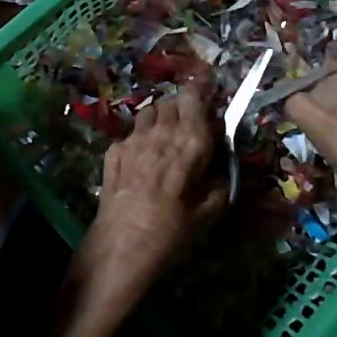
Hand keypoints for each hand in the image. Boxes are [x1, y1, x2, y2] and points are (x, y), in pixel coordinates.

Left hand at [77, 87, 223, 312]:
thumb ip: (221, 179)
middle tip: (187, 128)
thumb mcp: (211, 209)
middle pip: (171, 102)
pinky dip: (138, 140)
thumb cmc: (173, 229)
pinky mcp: (113, 150)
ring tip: (163, 139)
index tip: (206, 99)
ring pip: (148, 112)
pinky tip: (140, 161)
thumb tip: (223, 163)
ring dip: (158, 120)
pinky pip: (130, 134)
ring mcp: (134, 138)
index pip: (195, 96)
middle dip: (181, 109)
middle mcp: (162, 131)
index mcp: (192, 140)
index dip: (200, 92)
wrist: (123, 244)